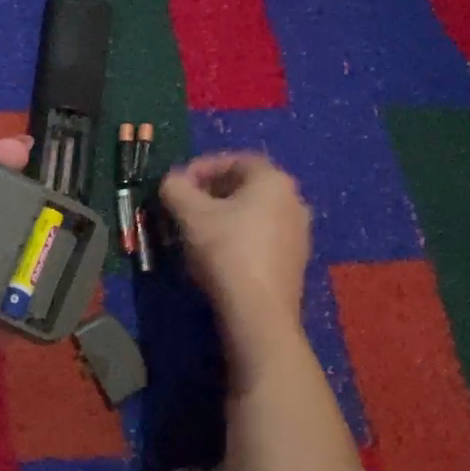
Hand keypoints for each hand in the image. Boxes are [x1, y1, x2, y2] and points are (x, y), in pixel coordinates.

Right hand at [158, 152, 311, 328]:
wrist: (258, 310)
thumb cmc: (225, 250)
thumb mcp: (189, 213)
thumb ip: (175, 188)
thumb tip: (172, 181)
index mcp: (273, 180)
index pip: (236, 160)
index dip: (202, 167)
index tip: (177, 183)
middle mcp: (293, 200)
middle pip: (245, 187)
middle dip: (210, 193)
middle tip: (182, 207)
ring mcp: (298, 233)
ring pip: (252, 214)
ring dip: (222, 217)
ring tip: (194, 232)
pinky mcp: (293, 261)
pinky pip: (260, 237)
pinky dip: (236, 238)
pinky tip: (215, 255)